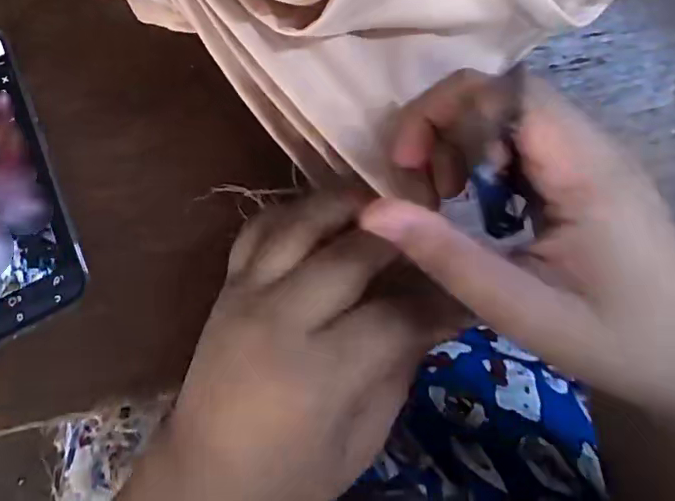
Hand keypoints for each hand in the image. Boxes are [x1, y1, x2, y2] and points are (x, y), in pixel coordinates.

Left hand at [120, 191, 454, 500]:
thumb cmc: (294, 472)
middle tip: (430, 228)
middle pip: (348, 255)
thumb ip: (399, 366)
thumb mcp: (361, 438)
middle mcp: (279, 319)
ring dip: (343, 204)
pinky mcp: (227, 279)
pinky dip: (292, 210)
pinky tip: (321, 211)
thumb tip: (444, 307)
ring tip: (378, 201)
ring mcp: (246, 291)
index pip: (392, 317)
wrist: (208, 470)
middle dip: (397, 236)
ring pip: (299, 223)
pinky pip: (259, 226)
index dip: (437, 299)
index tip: (466, 284)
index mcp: (318, 375)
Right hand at [359, 70, 674, 500]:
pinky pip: (517, 133)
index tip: (409, 163)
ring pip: (504, 107)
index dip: (446, 109)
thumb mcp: (524, 312)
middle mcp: (592, 144)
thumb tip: (370, 210)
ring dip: (458, 138)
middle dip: (443, 122)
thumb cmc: (615, 346)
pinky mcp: (582, 167)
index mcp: (588, 170)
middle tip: (420, 181)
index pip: (507, 90)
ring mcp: (590, 153)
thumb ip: (448, 257)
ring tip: (444, 194)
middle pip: (499, 90)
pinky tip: (475, 200)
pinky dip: (479, 153)